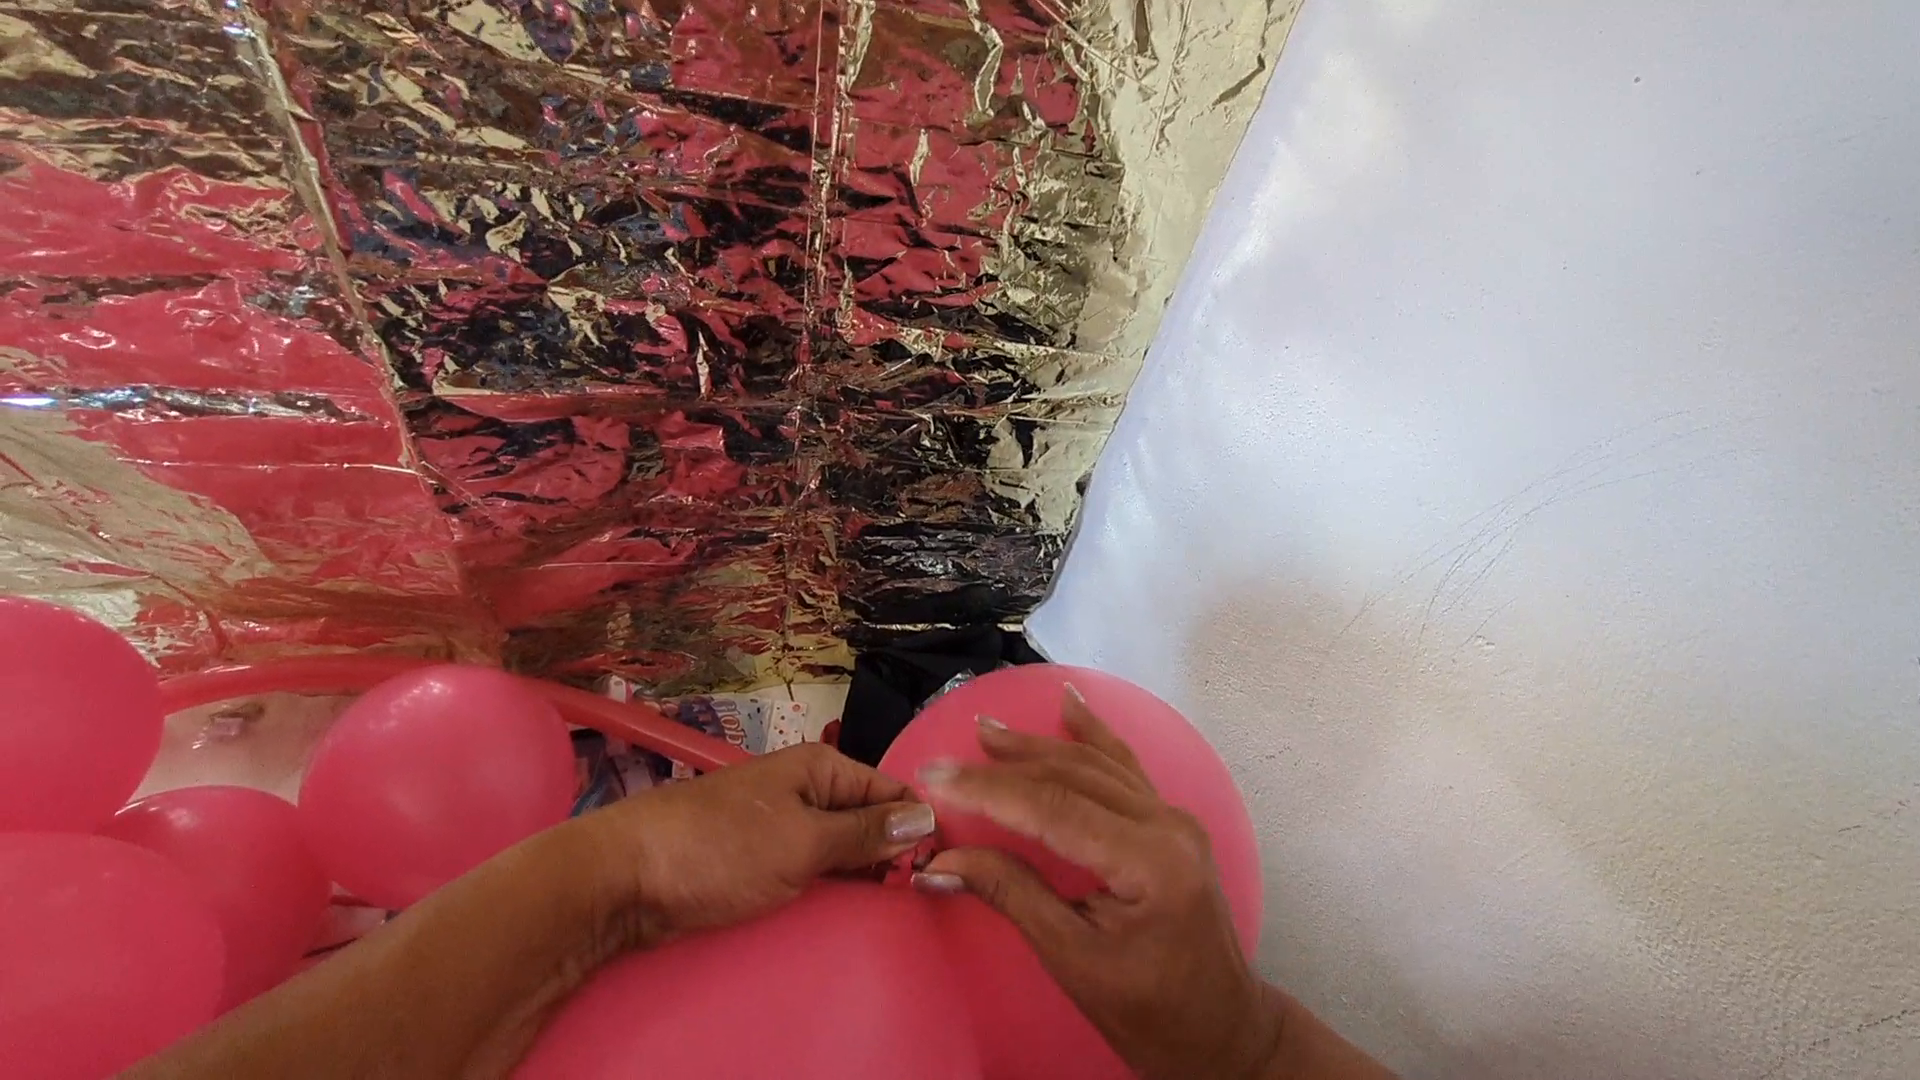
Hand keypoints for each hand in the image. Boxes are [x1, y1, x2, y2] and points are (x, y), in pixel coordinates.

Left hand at [583, 743, 934, 944]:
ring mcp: (782, 822)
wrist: (626, 875)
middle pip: (868, 817)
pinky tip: (851, 907)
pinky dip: (833, 882)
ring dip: (865, 870)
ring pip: (842, 844)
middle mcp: (805, 787)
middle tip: (921, 894)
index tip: (944, 865)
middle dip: (894, 850)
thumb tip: (925, 817)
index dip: (918, 824)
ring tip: (895, 907)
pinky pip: (812, 864)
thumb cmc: (722, 849)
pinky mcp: (761, 856)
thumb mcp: (803, 842)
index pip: (889, 790)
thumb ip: (865, 833)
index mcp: (821, 768)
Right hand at [909, 688, 1281, 1079]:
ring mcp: (1173, 818)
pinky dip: (1093, 734)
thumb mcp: (1073, 960)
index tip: (936, 778)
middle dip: (1006, 766)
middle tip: (949, 758)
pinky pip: (1124, 768)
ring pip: (1096, 764)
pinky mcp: (1170, 821)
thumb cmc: (1149, 1013)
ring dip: (1039, 744)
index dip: (989, 791)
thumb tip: (941, 861)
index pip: (1054, 809)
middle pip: (1073, 777)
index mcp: (1149, 862)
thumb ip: (1010, 894)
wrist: (1223, 1033)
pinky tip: (1072, 705)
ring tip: (990, 730)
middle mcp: (1167, 825)